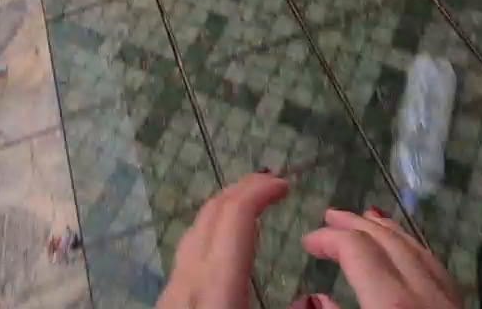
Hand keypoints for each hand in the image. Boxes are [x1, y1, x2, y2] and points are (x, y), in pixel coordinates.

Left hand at [157, 172, 290, 308]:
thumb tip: (316, 298)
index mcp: (216, 286)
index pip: (234, 215)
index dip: (259, 190)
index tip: (284, 184)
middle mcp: (187, 277)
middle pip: (211, 214)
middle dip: (242, 190)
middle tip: (272, 184)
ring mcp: (170, 289)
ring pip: (194, 231)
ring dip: (223, 209)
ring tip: (250, 207)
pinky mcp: (166, 300)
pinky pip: (187, 252)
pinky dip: (210, 233)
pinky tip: (222, 249)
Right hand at [301, 207, 462, 308]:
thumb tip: (315, 297)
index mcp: (392, 301)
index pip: (357, 248)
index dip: (328, 238)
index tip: (308, 241)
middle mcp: (425, 292)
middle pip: (389, 241)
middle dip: (356, 223)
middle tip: (330, 215)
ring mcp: (451, 301)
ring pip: (418, 250)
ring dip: (387, 230)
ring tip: (367, 220)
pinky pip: (437, 269)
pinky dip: (414, 249)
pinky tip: (407, 251)